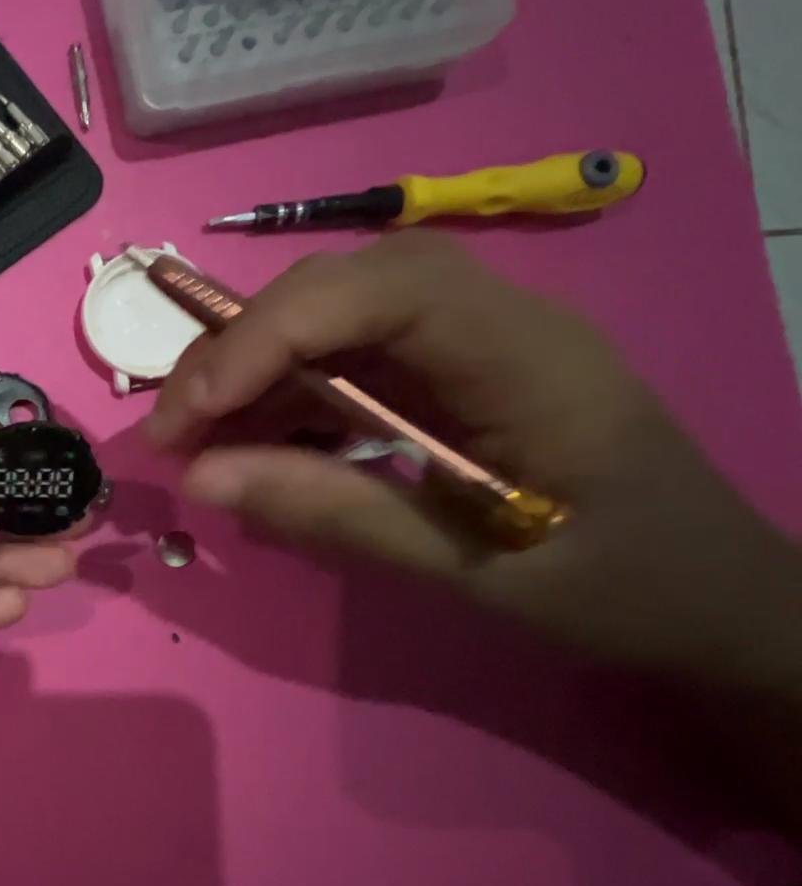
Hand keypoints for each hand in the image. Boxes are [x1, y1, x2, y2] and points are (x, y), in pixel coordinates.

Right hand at [144, 231, 801, 683]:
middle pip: (338, 288)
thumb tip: (198, 480)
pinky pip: (335, 360)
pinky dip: (273, 397)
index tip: (194, 415)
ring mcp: (461, 343)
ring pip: (325, 317)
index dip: (270, 335)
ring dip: (244, 372)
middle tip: (171, 430)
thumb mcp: (475, 569)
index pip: (381, 293)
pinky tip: (245, 446)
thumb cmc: (621, 588)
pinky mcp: (435, 373)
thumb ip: (335, 515)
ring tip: (190, 443)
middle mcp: (491, 323)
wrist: (714, 598)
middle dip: (238, 348)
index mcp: (527, 357)